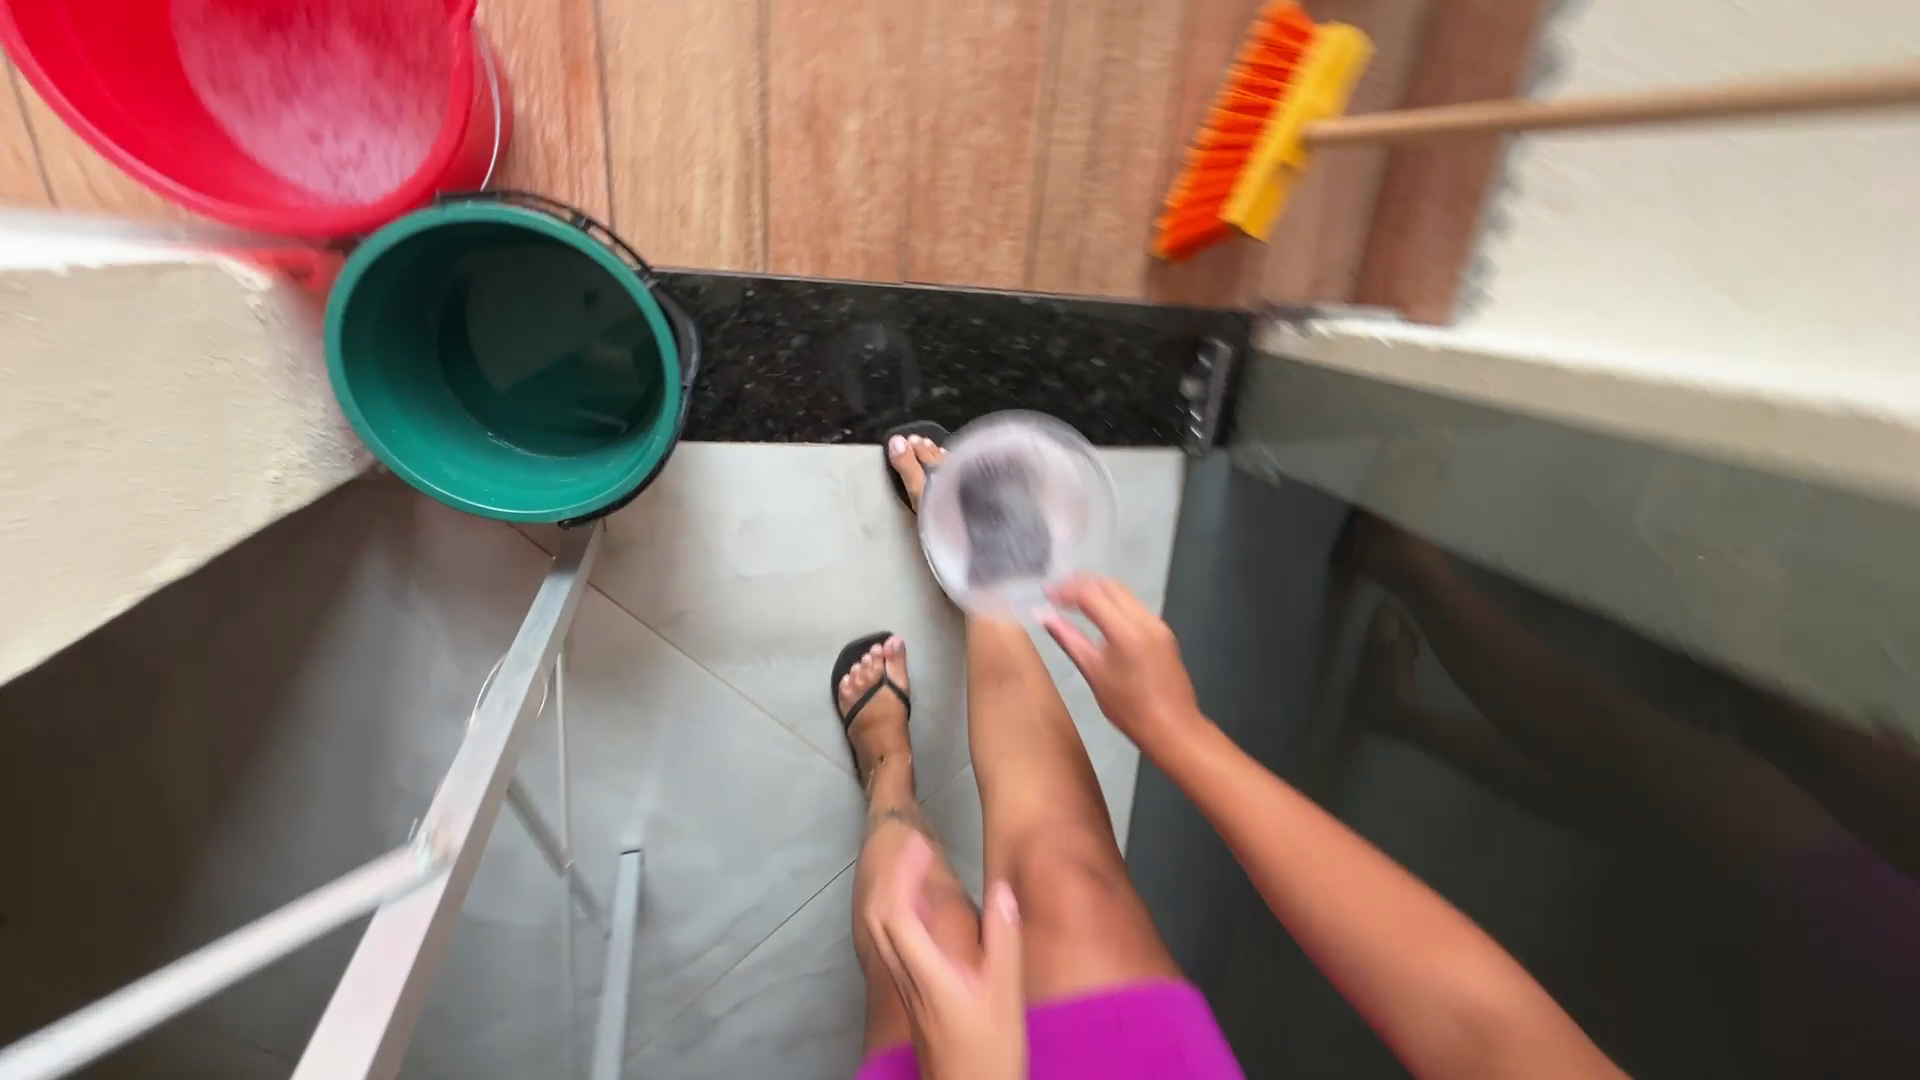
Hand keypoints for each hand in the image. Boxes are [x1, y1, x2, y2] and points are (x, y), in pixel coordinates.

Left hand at [867, 834, 1026, 1079]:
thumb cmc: (991, 1052)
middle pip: (879, 919)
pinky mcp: (914, 1000)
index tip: (919, 843)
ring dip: (891, 894)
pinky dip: (900, 916)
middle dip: (891, 876)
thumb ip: (1004, 939)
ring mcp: (907, 991)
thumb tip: (1002, 888)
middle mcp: (907, 979)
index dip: (904, 873)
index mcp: (926, 973)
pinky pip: (893, 946)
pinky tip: (924, 914)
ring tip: (913, 870)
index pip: (898, 912)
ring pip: (882, 934)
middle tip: (912, 848)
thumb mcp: (1005, 994)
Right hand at [1042, 576, 1206, 754]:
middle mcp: (1144, 618)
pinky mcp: (1162, 631)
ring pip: (1122, 592)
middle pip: (1108, 585)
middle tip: (1056, 594)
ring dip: (1096, 590)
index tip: (1045, 594)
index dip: (1065, 589)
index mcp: (1125, 630)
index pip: (1090, 593)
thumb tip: (1044, 615)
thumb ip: (1069, 639)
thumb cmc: (1128, 708)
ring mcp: (1156, 623)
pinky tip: (1097, 614)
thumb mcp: (1093, 673)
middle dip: (1080, 583)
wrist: (1173, 728)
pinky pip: (1132, 605)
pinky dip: (1111, 602)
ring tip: (1071, 601)